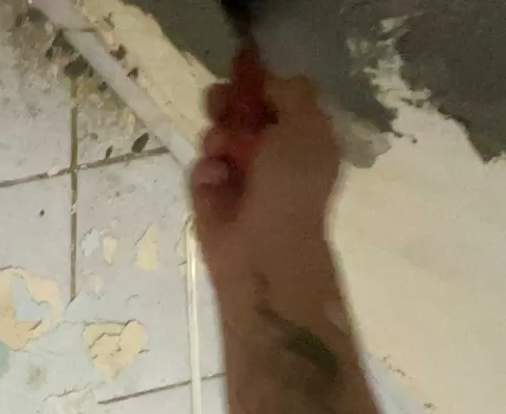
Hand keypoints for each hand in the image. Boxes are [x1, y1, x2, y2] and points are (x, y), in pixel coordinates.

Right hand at [191, 74, 340, 283]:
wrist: (265, 249)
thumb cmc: (293, 185)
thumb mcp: (306, 126)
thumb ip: (291, 93)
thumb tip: (266, 82)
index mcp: (298, 137)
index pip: (272, 101)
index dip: (256, 86)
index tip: (240, 74)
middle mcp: (266, 155)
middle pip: (237, 117)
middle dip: (225, 106)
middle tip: (215, 101)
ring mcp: (235, 179)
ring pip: (214, 141)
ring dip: (215, 139)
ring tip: (221, 150)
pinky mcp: (207, 201)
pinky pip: (198, 172)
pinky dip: (205, 172)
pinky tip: (214, 181)